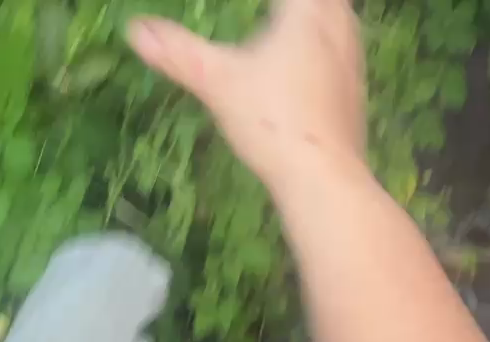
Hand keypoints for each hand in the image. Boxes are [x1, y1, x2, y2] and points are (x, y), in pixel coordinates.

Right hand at [126, 0, 368, 198]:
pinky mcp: (354, 89)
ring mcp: (352, 56)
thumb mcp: (218, 84)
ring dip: (313, 16)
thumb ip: (179, 54)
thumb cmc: (272, 122)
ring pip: (336, 16)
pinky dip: (322, 48)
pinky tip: (304, 69)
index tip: (253, 6)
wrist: (323, 176)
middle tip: (270, 15)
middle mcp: (339, 20)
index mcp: (308, 7)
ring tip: (287, 26)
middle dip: (292, 6)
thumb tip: (134, 29)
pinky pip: (339, 51)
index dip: (267, 2)